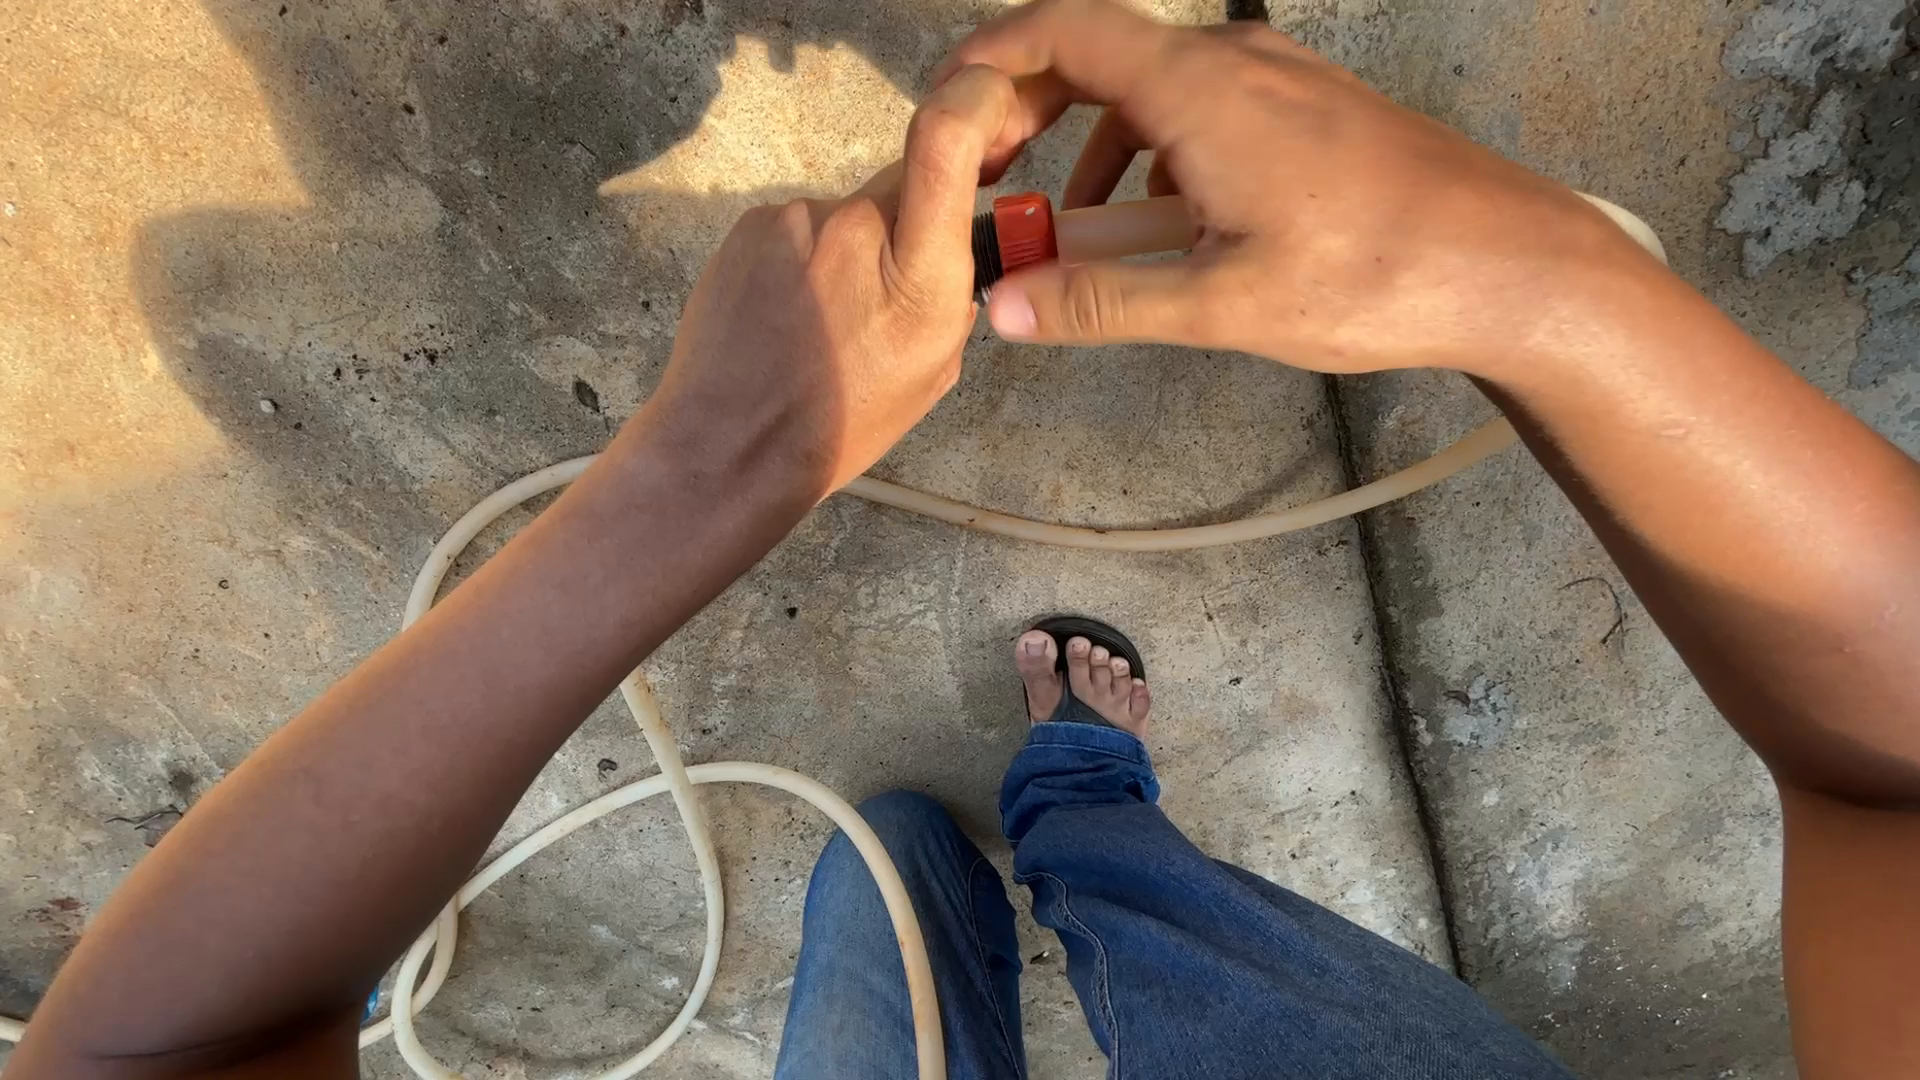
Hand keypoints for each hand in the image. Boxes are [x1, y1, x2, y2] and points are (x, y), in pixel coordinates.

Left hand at [637, 64, 1021, 496]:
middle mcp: (854, 229)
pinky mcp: (750, 224)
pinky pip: (801, 226)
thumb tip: (951, 259)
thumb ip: (952, 301)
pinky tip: (790, 310)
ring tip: (824, 317)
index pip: (945, 143)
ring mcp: (793, 220)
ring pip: (848, 212)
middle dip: (909, 223)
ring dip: (850, 249)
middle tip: (884, 289)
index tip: (988, 105)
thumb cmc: (838, 427)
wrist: (730, 444)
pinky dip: (806, 258)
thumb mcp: (931, 376)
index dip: (974, 103)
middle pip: (903, 182)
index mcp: (917, 280)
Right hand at [937, 0, 1668, 376]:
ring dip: (1092, 149)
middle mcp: (1234, 65)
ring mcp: (1274, 84)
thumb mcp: (1219, 302)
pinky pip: (1197, 118)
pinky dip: (1149, 163)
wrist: (1507, 267)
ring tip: (1075, 231)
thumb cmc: (1369, 279)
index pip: (1067, 32)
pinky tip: (1159, 226)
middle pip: (1099, 55)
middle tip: (995, 177)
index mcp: (1202, 92)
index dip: (992, 58)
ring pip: (1148, 93)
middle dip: (1030, 109)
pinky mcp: (1299, 116)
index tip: (946, 103)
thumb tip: (1002, 309)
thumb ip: (1102, 303)